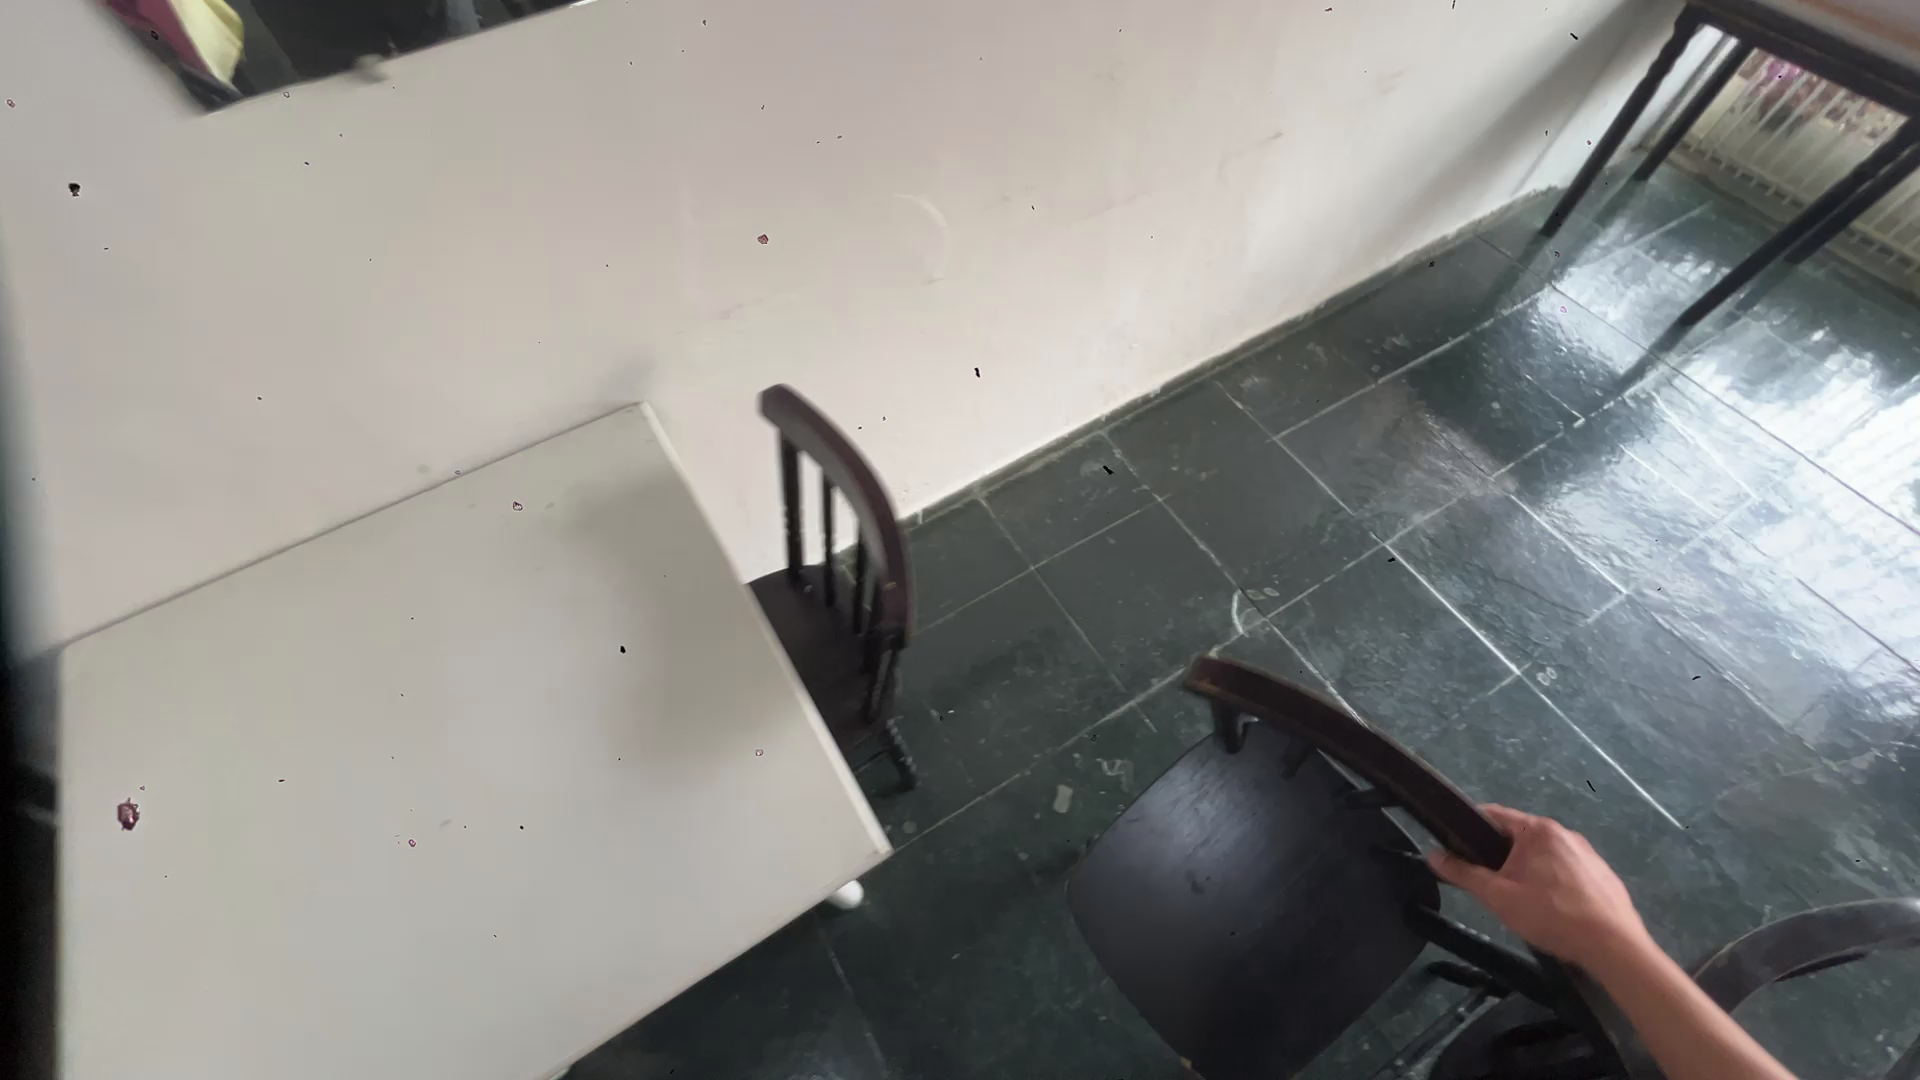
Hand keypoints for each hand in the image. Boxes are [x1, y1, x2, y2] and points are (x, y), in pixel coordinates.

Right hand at [1427, 804, 1651, 971]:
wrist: (1618, 952)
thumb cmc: (1553, 915)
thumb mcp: (1498, 896)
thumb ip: (1463, 873)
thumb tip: (1432, 856)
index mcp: (1538, 830)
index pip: (1493, 815)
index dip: (1470, 828)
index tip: (1457, 847)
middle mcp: (1566, 835)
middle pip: (1519, 837)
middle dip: (1501, 855)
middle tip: (1491, 882)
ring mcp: (1591, 856)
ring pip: (1545, 856)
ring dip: (1530, 870)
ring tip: (1524, 900)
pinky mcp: (1607, 879)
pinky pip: (1569, 872)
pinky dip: (1556, 884)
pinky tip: (1556, 910)